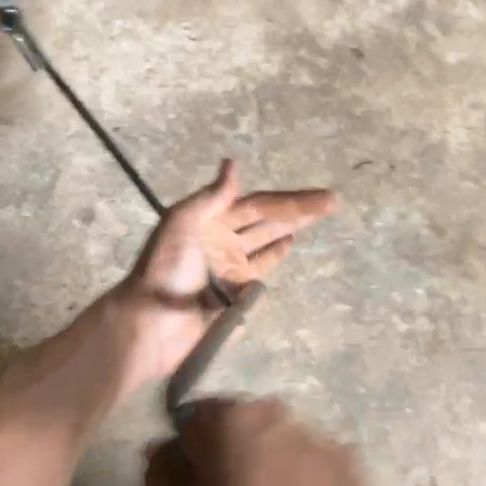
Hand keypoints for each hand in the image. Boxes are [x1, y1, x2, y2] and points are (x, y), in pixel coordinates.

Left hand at [113, 161, 336, 389]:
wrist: (152, 321)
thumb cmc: (165, 269)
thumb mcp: (182, 224)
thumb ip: (210, 198)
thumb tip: (232, 164)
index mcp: (208, 219)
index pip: (258, 204)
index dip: (290, 199)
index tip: (323, 195)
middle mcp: (220, 238)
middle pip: (266, 219)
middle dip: (299, 210)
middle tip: (333, 201)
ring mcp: (227, 266)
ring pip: (266, 241)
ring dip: (290, 227)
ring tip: (318, 215)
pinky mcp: (232, 293)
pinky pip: (258, 270)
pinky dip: (274, 255)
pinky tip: (289, 242)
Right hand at [146, 399, 460, 485]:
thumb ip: (161, 482)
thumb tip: (157, 451)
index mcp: (230, 417)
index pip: (186, 420)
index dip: (183, 458)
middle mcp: (275, 411)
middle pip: (232, 428)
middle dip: (222, 459)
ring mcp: (319, 434)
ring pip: (270, 445)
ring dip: (260, 470)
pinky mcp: (351, 464)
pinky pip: (305, 465)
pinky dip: (295, 484)